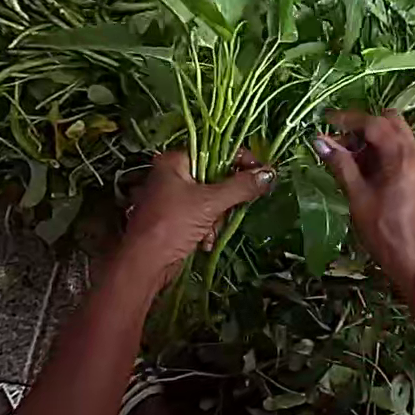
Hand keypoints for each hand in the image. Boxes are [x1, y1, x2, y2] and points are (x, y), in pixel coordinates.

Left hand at [120, 151, 274, 281]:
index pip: (217, 150)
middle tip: (229, 210)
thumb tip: (269, 174)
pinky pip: (204, 215)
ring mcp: (174, 197)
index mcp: (175, 161)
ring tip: (210, 230)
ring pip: (213, 199)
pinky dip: (208, 227)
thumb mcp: (210, 203)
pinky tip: (204, 240)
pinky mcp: (177, 218)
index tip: (261, 174)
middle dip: (226, 199)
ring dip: (217, 217)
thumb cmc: (171, 225)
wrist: (144, 264)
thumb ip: (241, 186)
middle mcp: (173, 175)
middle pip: (217, 177)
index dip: (241, 161)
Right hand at [314, 110, 414, 291]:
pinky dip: (382, 150)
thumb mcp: (357, 197)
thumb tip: (319, 141)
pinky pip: (401, 149)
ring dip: (372, 138)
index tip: (325, 122)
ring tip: (348, 158)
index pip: (374, 123)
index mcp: (402, 156)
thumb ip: (341, 165)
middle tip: (340, 142)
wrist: (414, 259)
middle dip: (363, 126)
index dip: (348, 120)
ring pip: (396, 134)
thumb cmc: (383, 231)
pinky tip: (364, 169)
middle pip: (390, 122)